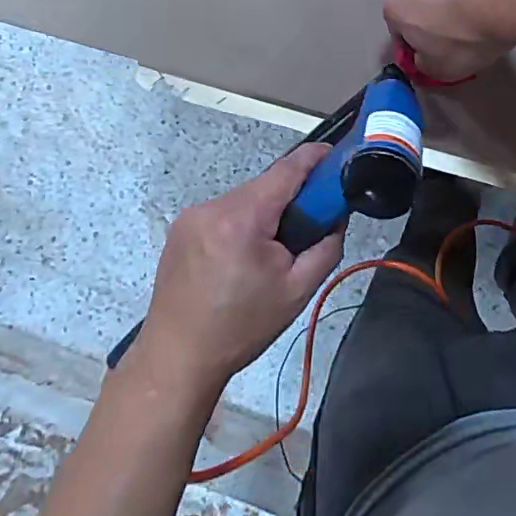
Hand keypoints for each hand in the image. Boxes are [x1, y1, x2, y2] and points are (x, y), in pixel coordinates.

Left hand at [129, 145, 344, 390]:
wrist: (178, 357)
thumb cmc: (242, 327)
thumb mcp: (298, 290)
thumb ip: (327, 245)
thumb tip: (335, 217)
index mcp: (243, 217)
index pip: (287, 169)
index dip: (316, 158)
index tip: (336, 158)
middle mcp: (213, 206)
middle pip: (265, 186)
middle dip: (292, 199)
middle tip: (310, 226)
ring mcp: (192, 216)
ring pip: (244, 200)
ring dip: (265, 214)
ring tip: (271, 254)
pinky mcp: (180, 229)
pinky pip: (223, 214)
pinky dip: (241, 224)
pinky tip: (241, 259)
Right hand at [385, 0, 515, 80]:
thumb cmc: (471, 30)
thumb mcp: (443, 69)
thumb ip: (426, 65)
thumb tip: (426, 58)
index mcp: (395, 7)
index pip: (400, 31)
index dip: (421, 44)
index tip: (442, 51)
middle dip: (436, 13)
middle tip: (464, 30)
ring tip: (485, 9)